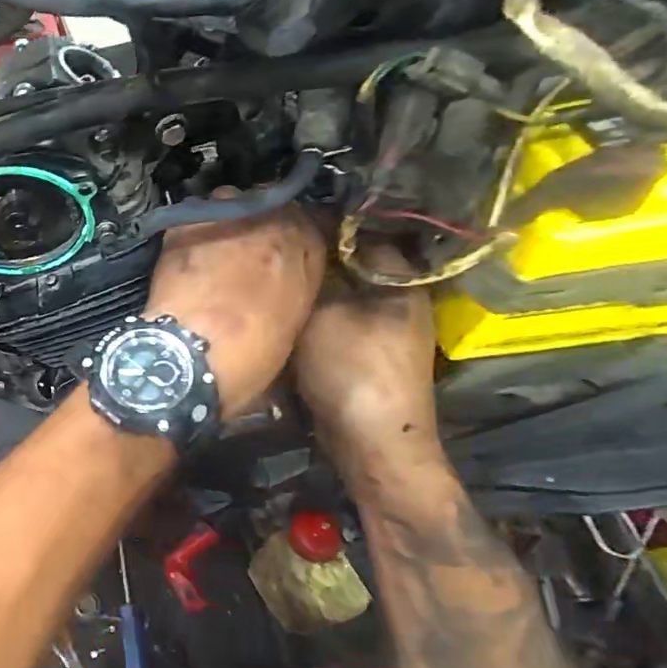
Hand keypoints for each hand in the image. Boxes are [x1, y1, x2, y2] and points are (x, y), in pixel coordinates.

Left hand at [142, 196, 325, 415]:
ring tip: (205, 253)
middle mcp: (272, 219)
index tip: (271, 250)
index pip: (304, 222)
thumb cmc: (252, 352)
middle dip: (251, 225)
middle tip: (235, 253)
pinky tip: (180, 258)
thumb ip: (291, 287)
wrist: (197, 351)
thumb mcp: (293, 322)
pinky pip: (188, 218)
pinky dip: (185, 234)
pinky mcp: (185, 221)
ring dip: (219, 223)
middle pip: (262, 208)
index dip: (283, 238)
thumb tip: (277, 285)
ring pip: (225, 204)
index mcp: (307, 245)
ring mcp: (226, 214)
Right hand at [293, 241, 447, 494]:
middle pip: (345, 264)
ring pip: (336, 293)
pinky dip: (311, 315)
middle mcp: (396, 298)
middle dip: (310, 259)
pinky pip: (333, 319)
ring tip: (269, 279)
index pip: (357, 233)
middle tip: (268, 252)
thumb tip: (296, 237)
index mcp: (399, 279)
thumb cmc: (351, 369)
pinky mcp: (364, 352)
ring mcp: (382, 327)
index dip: (318, 225)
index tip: (279, 224)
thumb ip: (311, 273)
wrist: (371, 443)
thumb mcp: (322, 313)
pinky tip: (283, 314)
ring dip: (308, 289)